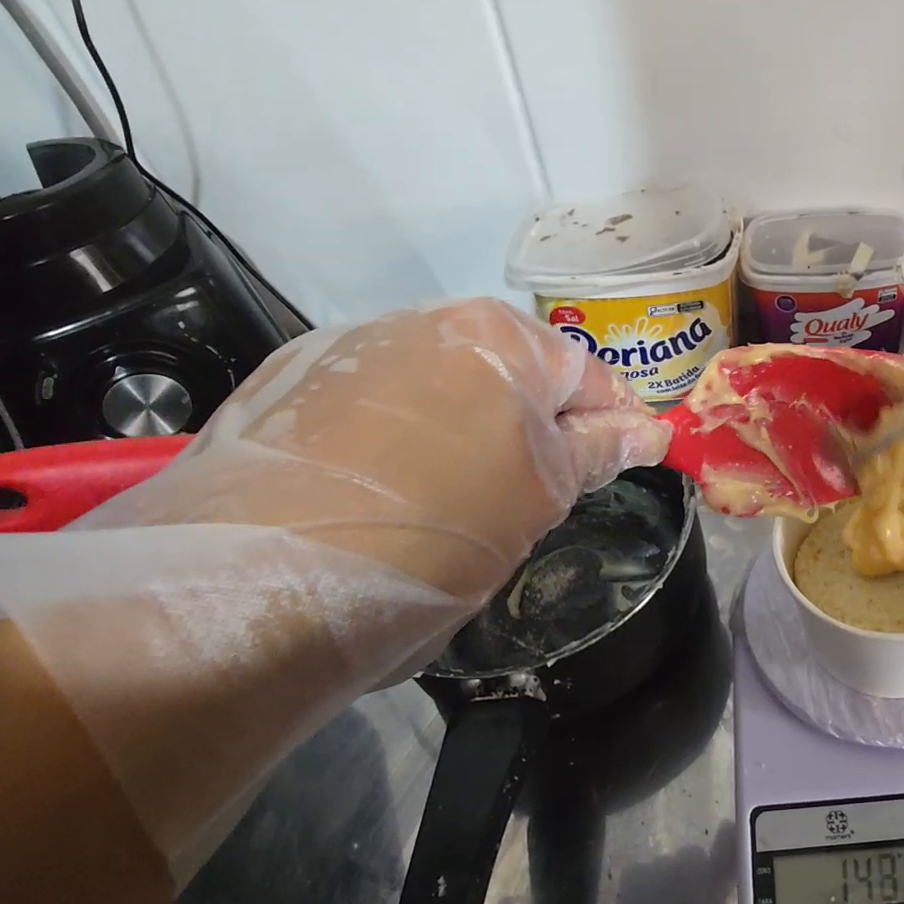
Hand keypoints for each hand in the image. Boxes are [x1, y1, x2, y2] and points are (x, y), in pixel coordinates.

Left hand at [0, 299, 667, 883]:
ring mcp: (347, 349)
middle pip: (510, 371)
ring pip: (442, 387)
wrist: (253, 584)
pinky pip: (377, 405)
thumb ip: (597, 452)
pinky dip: (399, 440)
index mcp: (496, 337)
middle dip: (534, 425)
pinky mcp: (285, 387)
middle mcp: (421, 319)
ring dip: (465, 432)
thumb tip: (650, 429)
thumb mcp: (537, 499)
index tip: (624, 461)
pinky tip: (383, 495)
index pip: (587, 370)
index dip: (614, 421)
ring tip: (450, 502)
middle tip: (533, 495)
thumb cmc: (434, 534)